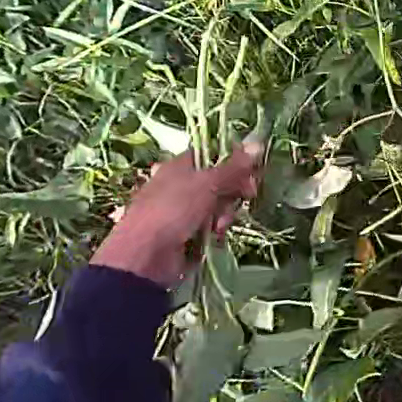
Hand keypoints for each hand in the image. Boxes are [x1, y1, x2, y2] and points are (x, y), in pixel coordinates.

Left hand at [92, 140, 263, 286]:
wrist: (143, 258)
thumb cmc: (173, 210)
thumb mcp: (206, 184)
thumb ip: (234, 167)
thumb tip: (258, 143)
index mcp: (180, 165)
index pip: (214, 154)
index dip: (235, 160)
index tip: (252, 170)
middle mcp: (181, 185)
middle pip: (219, 180)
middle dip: (233, 190)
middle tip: (247, 196)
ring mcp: (182, 210)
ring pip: (217, 205)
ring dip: (224, 214)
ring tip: (219, 225)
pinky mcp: (185, 234)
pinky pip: (209, 225)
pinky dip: (214, 230)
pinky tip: (213, 237)